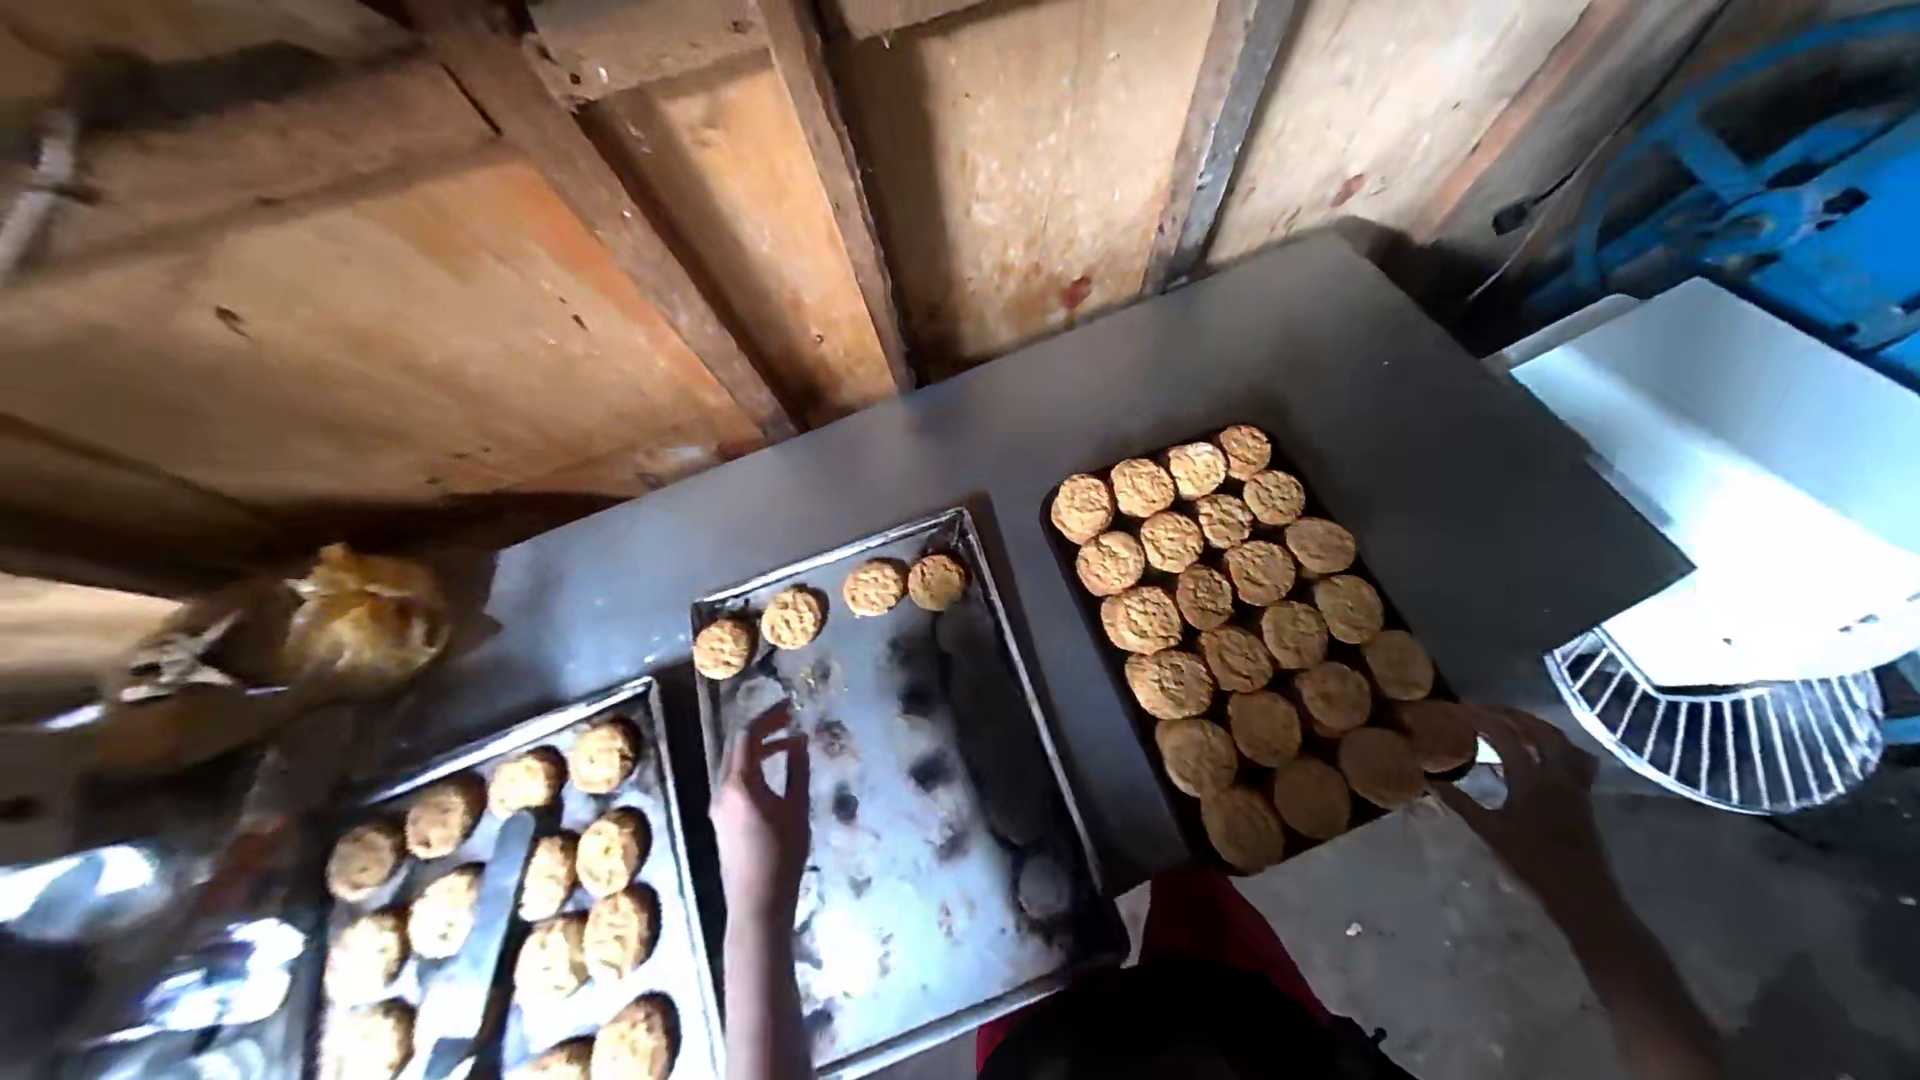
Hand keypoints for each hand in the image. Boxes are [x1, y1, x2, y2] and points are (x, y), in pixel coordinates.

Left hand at [711, 703, 811, 926]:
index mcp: (739, 784)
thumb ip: (797, 770)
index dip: (768, 717)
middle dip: (763, 729)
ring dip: (759, 748)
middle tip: (791, 720)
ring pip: (734, 763)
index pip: (747, 736)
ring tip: (788, 742)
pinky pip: (734, 779)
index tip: (791, 707)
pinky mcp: (722, 819)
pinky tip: (774, 771)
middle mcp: (722, 790)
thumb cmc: (782, 856)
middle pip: (737, 746)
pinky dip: (753, 766)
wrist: (757, 905)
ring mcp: (718, 806)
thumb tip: (799, 739)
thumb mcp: (796, 809)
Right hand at [1434, 706, 1605, 912]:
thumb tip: (1428, 780)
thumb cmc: (1530, 863)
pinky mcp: (1583, 797)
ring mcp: (1576, 787)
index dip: (1483, 719)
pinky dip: (1557, 746)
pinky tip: (1541, 751)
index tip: (1461, 710)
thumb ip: (1460, 802)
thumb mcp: (1488, 831)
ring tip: (1510, 721)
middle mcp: (1558, 778)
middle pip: (1540, 732)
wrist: (1582, 896)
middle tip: (1483, 710)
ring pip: (1563, 743)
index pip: (1507, 738)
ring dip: (1536, 726)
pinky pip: (1575, 760)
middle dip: (1511, 715)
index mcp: (1532, 783)